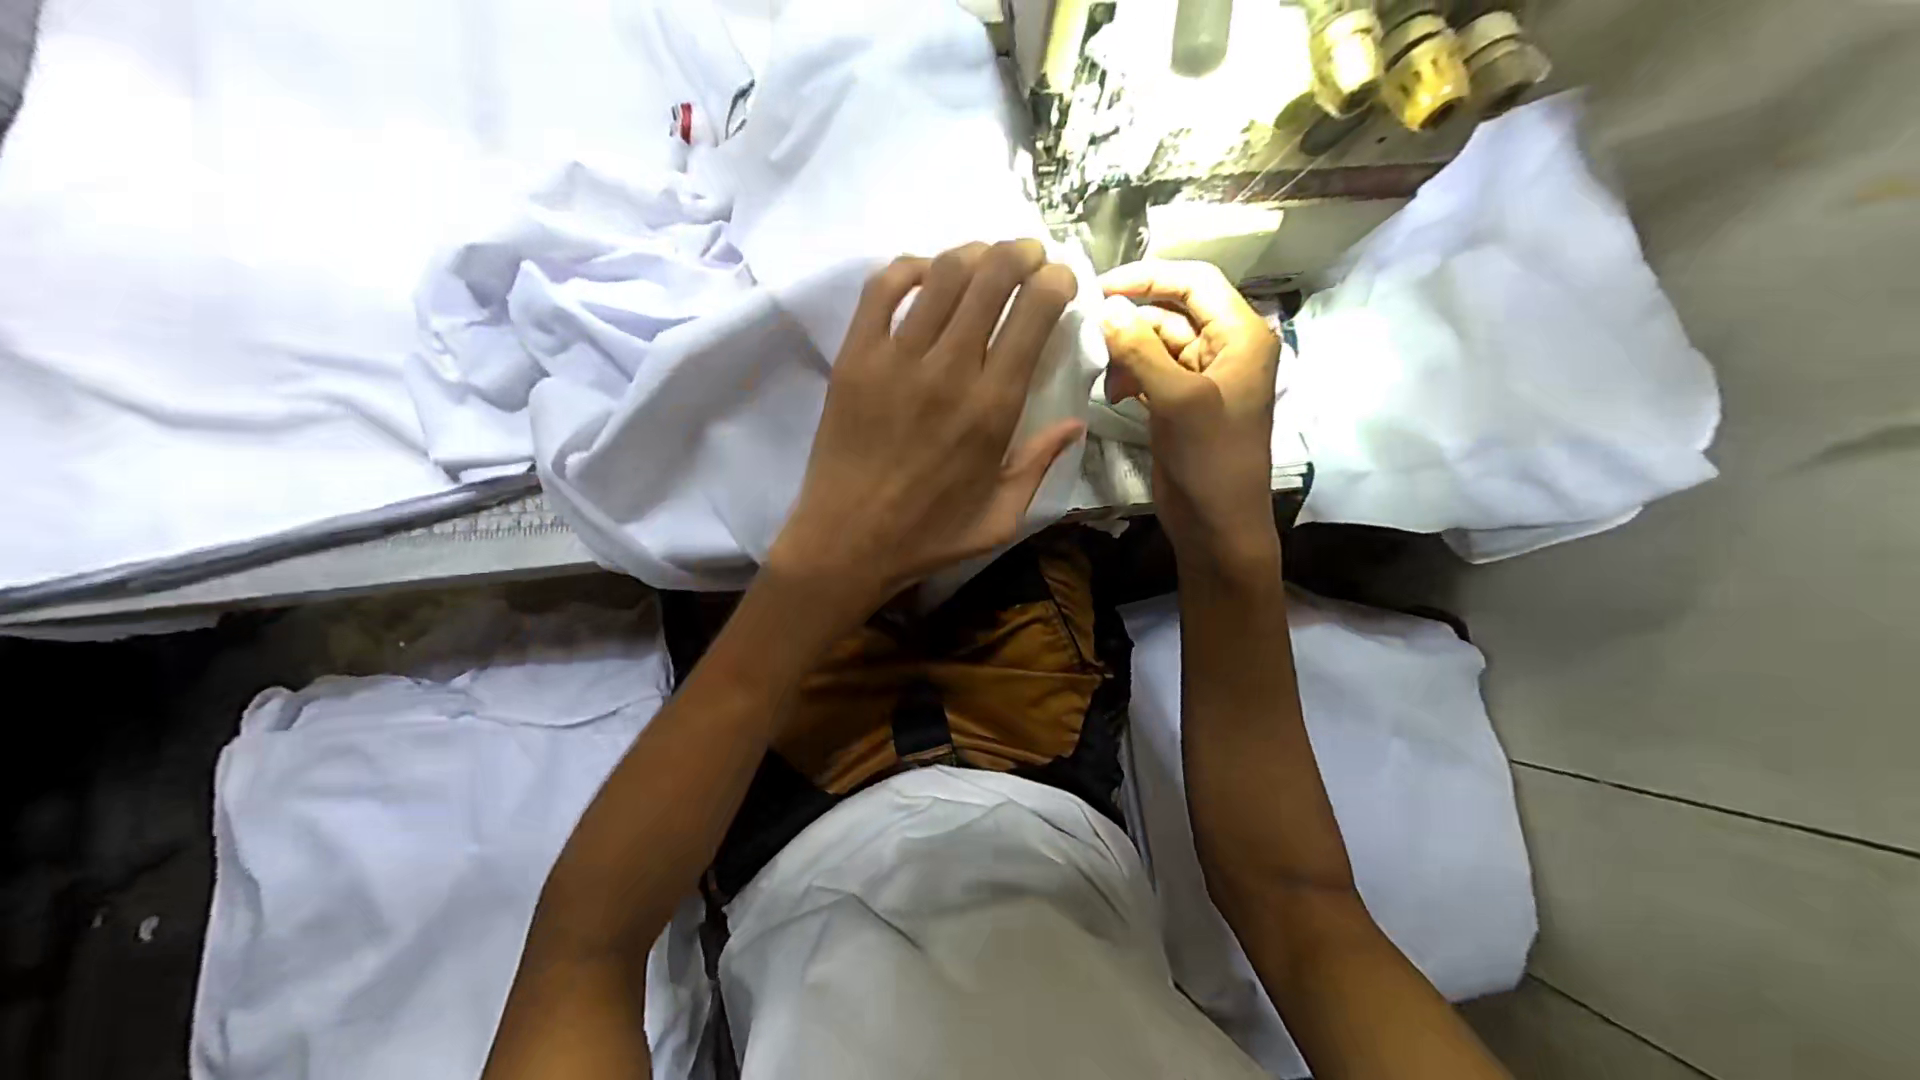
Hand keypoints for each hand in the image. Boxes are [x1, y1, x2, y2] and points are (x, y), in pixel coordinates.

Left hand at [768, 239, 1083, 614]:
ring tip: (985, 258)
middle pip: (992, 278)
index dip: (1055, 282)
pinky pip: (881, 289)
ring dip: (974, 253)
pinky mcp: (854, 357)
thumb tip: (1075, 424)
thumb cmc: (928, 537)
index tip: (1060, 281)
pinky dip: (910, 267)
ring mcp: (895, 359)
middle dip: (1020, 254)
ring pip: (942, 273)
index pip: (1034, 314)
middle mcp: (948, 371)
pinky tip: (927, 275)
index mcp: (992, 408)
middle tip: (1029, 257)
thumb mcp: (1000, 517)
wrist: (845, 543)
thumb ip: (1039, 465)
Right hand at [1098, 260, 1280, 567]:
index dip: (1149, 277)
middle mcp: (1223, 348)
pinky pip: (1148, 372)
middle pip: (1170, 311)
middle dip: (1130, 320)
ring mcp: (1199, 378)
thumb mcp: (1178, 399)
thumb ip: (1141, 349)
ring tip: (1104, 374)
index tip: (1101, 286)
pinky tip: (1112, 393)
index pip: (1195, 281)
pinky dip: (1128, 376)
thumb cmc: (1211, 459)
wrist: (1217, 524)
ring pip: (1154, 343)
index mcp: (1240, 335)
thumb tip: (1104, 307)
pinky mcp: (1178, 403)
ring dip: (1126, 353)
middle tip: (1088, 331)